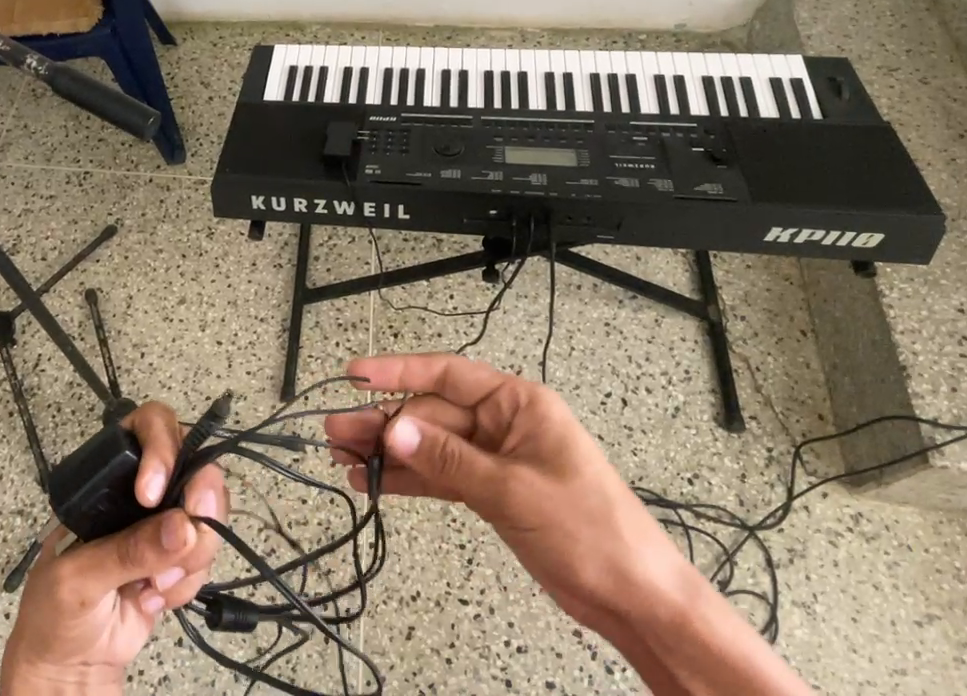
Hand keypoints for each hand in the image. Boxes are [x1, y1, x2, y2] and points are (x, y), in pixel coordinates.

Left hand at [1, 402, 229, 693]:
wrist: (69, 663)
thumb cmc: (52, 611)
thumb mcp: (77, 578)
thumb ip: (128, 551)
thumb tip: (183, 526)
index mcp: (109, 474)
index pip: (149, 427)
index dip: (162, 448)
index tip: (152, 495)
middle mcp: (143, 487)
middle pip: (195, 465)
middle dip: (198, 505)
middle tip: (189, 538)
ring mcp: (165, 521)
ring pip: (209, 512)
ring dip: (191, 554)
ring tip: (153, 587)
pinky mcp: (181, 556)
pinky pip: (207, 553)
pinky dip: (188, 581)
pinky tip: (156, 598)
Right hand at [323, 353, 684, 629]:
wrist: (632, 596)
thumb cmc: (588, 530)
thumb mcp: (513, 490)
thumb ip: (449, 460)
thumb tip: (394, 431)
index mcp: (518, 404)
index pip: (448, 374)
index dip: (398, 371)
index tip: (355, 376)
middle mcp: (503, 423)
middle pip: (432, 414)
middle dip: (383, 423)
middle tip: (334, 433)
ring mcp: (496, 458)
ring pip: (431, 446)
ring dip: (389, 453)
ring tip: (342, 459)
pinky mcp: (491, 492)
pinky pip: (442, 476)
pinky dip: (410, 480)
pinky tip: (375, 483)